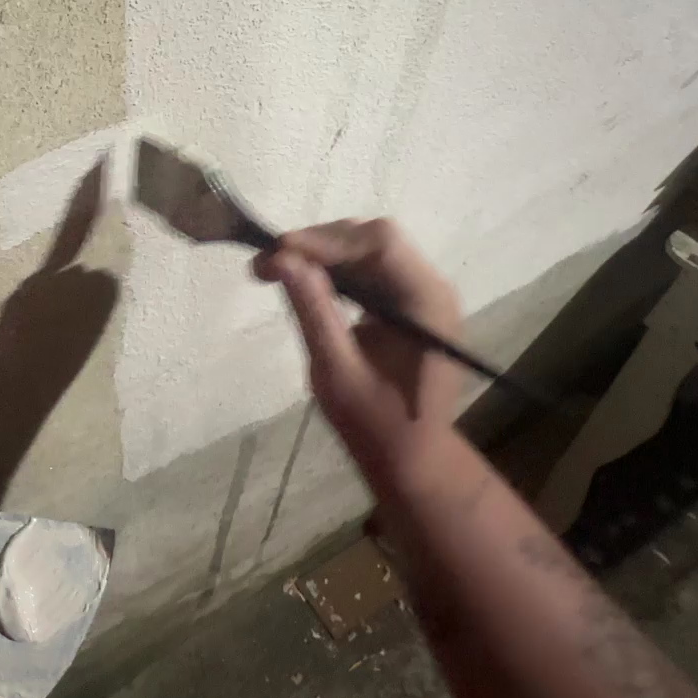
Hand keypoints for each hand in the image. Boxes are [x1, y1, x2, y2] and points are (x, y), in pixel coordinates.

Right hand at [254, 219, 464, 493]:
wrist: (411, 459)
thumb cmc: (376, 424)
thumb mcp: (336, 372)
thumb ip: (313, 311)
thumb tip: (282, 260)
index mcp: (427, 304)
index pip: (380, 244)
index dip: (325, 240)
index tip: (276, 251)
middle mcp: (431, 288)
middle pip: (373, 238)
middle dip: (317, 244)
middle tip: (266, 263)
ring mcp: (419, 293)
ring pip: (365, 248)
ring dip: (319, 254)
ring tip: (274, 270)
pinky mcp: (403, 301)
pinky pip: (365, 267)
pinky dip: (330, 269)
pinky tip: (301, 281)